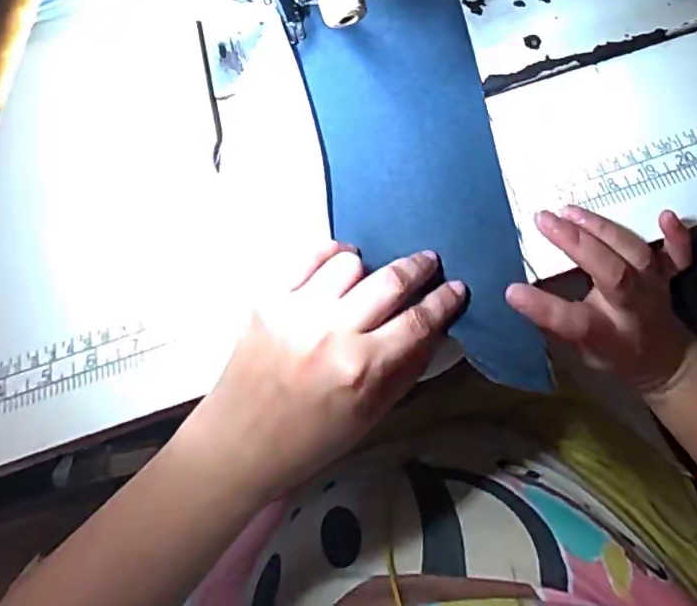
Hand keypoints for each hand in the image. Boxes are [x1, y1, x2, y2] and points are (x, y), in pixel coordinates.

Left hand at [174, 243, 466, 498]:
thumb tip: (433, 328)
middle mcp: (331, 332)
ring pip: (350, 263)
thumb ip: (405, 368)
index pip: (418, 321)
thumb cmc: (308, 440)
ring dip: (369, 266)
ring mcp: (297, 310)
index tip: (456, 287)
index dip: (444, 301)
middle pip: (390, 281)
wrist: (241, 442)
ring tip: (371, 275)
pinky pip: (309, 256)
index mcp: (362, 369)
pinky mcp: (269, 298)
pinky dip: (331, 255)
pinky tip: (340, 262)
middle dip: (418, 267)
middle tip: (429, 261)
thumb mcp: (370, 415)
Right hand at [505, 207, 696, 395]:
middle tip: (542, 218)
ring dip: (602, 229)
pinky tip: (665, 215)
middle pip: (614, 276)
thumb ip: (549, 320)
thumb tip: (514, 290)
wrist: (662, 358)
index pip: (574, 322)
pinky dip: (676, 238)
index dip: (543, 307)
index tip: (512, 290)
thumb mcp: (574, 346)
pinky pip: (678, 256)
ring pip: (636, 255)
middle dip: (579, 245)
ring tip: (568, 211)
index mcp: (604, 334)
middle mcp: (633, 309)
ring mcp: (654, 288)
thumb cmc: (608, 349)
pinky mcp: (667, 274)